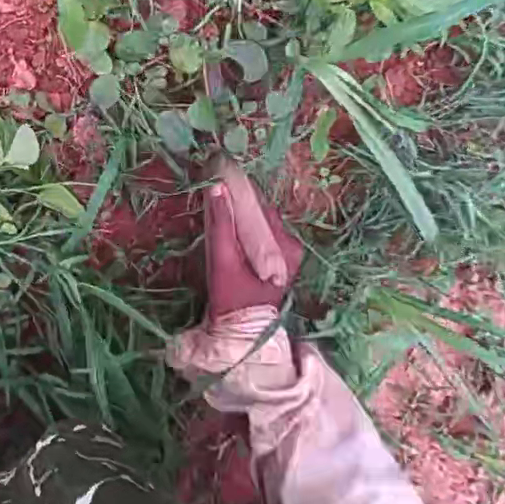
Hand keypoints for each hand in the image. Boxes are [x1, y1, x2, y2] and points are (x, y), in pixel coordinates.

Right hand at [204, 179, 302, 316]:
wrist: (240, 331)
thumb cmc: (231, 298)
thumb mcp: (222, 260)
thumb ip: (220, 225)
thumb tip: (216, 188)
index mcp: (283, 246)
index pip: (259, 206)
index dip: (238, 189)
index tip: (218, 172)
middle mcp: (290, 246)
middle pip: (261, 212)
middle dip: (238, 198)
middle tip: (214, 182)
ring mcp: (285, 253)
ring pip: (259, 221)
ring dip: (241, 209)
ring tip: (218, 197)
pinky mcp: (276, 259)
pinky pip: (259, 232)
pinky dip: (243, 223)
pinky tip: (228, 220)